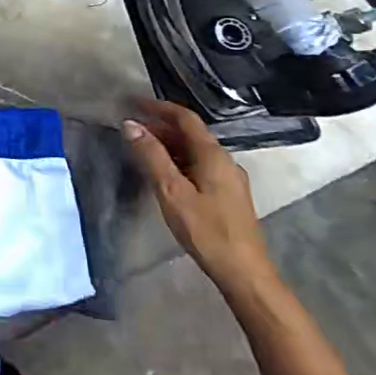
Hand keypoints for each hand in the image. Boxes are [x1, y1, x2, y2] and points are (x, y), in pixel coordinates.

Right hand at [124, 98, 275, 293]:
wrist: (244, 271)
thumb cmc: (206, 231)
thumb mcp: (173, 193)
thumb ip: (152, 157)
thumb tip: (131, 124)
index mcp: (213, 154)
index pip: (185, 118)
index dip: (159, 108)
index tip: (135, 103)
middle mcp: (225, 159)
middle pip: (191, 133)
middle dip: (162, 127)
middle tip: (134, 128)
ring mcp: (230, 178)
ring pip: (197, 151)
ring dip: (171, 145)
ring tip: (145, 150)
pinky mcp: (230, 195)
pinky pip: (202, 166)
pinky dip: (181, 162)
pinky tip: (168, 176)